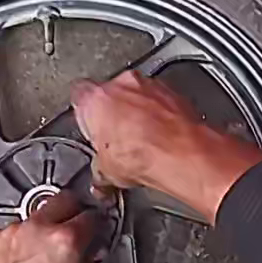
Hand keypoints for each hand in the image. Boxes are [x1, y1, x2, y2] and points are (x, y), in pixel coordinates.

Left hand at [0, 191, 99, 262]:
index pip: (91, 216)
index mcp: (65, 239)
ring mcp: (16, 231)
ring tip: (50, 248)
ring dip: (48, 224)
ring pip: (39, 213)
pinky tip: (29, 257)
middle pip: (64, 200)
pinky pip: (18, 229)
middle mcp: (39, 228)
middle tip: (78, 224)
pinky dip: (26, 237)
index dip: (98, 223)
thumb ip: (88, 260)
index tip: (98, 227)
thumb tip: (91, 250)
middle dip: (74, 210)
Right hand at [70, 71, 261, 222]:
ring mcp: (150, 86)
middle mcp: (121, 84)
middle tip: (116, 140)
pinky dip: (161, 116)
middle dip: (114, 114)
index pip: (79, 96)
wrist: (182, 154)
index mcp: (95, 99)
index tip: (89, 127)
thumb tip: (101, 177)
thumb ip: (99, 167)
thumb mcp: (106, 172)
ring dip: (139, 113)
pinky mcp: (174, 92)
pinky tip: (161, 139)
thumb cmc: (143, 154)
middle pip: (110, 95)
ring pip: (138, 96)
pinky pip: (161, 102)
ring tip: (142, 142)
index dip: (84, 114)